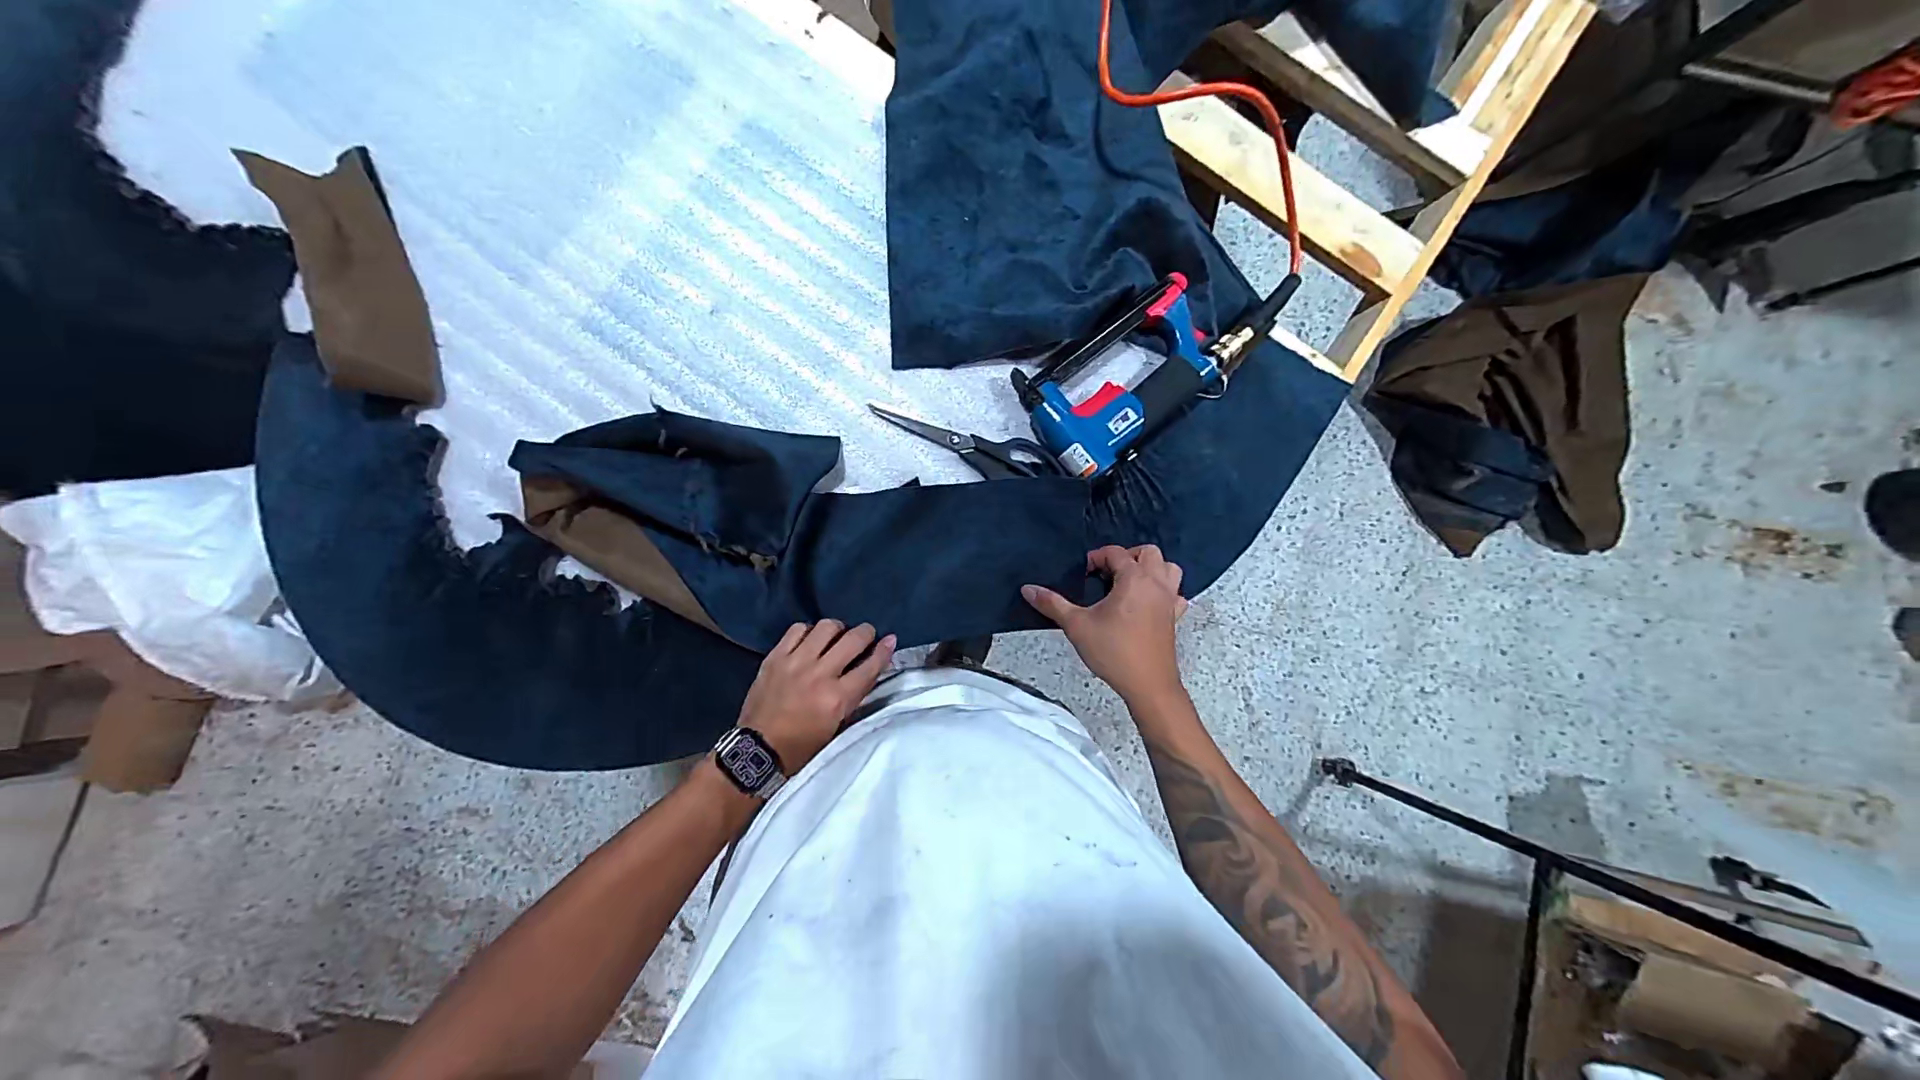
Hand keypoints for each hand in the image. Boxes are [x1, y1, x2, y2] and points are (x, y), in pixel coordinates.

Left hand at [735, 620, 895, 773]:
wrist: (758, 751)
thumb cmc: (802, 746)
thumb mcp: (837, 726)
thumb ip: (854, 697)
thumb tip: (870, 671)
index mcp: (837, 699)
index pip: (869, 666)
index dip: (884, 650)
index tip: (890, 640)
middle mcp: (819, 675)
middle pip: (852, 639)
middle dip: (866, 633)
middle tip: (866, 635)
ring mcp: (795, 663)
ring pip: (826, 627)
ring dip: (837, 630)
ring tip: (837, 637)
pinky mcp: (775, 658)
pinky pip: (797, 629)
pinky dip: (808, 631)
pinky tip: (810, 640)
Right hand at [1022, 545, 1189, 708]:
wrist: (1148, 685)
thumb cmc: (1114, 653)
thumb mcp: (1076, 625)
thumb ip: (1052, 603)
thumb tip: (1029, 589)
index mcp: (1134, 579)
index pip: (1116, 553)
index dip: (1096, 558)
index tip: (1084, 574)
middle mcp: (1156, 584)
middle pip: (1148, 553)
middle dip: (1126, 556)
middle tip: (1106, 573)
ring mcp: (1169, 600)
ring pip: (1168, 568)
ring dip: (1150, 568)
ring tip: (1128, 582)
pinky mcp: (1174, 617)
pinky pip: (1175, 593)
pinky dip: (1164, 590)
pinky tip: (1148, 602)